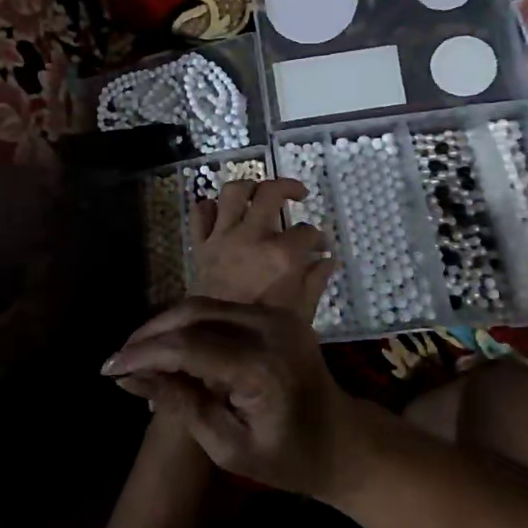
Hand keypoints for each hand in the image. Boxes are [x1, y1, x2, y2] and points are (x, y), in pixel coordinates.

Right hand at [102, 298, 376, 498]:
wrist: (347, 442)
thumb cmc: (290, 459)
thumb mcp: (228, 447)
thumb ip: (179, 404)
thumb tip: (128, 378)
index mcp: (262, 367)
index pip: (187, 347)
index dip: (143, 354)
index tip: (108, 370)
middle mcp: (270, 329)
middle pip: (192, 314)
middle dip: (148, 335)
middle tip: (119, 360)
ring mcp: (276, 315)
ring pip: (201, 305)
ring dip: (164, 326)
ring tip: (136, 354)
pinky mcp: (275, 313)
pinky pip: (218, 310)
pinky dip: (186, 325)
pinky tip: (168, 346)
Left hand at [189, 179, 335, 320]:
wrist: (214, 342)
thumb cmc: (261, 331)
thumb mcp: (300, 311)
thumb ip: (316, 281)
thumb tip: (328, 260)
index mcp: (281, 255)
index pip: (306, 231)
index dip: (317, 237)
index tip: (319, 246)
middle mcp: (251, 237)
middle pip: (270, 193)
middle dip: (288, 187)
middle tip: (297, 194)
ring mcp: (222, 238)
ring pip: (232, 192)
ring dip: (249, 186)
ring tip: (259, 192)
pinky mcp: (200, 245)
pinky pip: (200, 213)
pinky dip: (210, 207)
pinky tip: (222, 212)